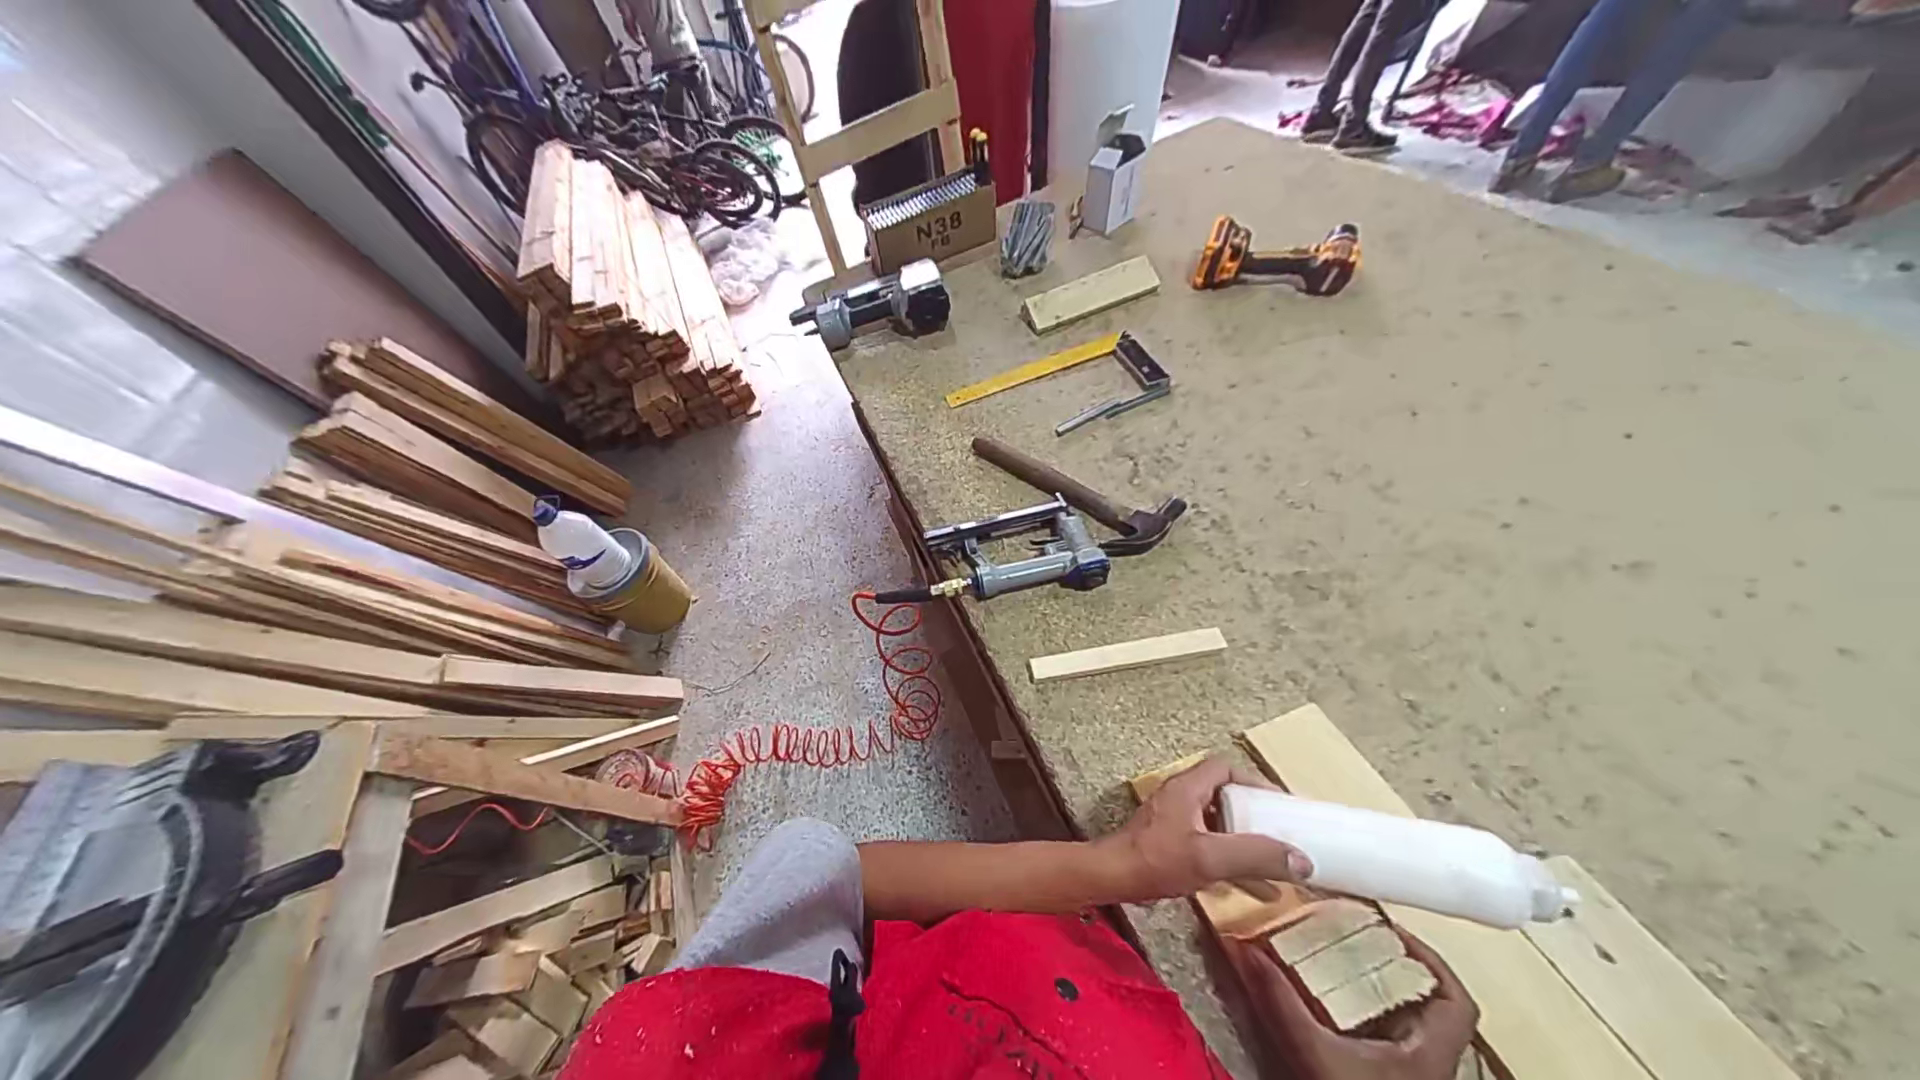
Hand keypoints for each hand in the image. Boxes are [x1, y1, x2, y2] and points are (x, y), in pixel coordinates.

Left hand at [1102, 756, 1313, 902]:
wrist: (1114, 878)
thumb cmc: (1155, 860)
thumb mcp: (1210, 858)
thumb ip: (1255, 857)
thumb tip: (1300, 860)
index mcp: (1187, 788)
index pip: (1224, 768)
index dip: (1254, 781)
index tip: (1278, 803)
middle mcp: (1180, 797)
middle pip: (1224, 794)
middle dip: (1254, 813)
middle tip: (1279, 832)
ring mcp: (1173, 819)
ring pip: (1218, 822)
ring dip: (1245, 839)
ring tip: (1273, 861)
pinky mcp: (1170, 841)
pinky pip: (1208, 842)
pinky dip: (1230, 857)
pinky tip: (1251, 884)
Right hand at [1225, 930, 1479, 1079]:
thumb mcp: (1314, 1056)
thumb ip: (1281, 1002)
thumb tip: (1244, 948)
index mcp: (1430, 1054)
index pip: (1457, 1001)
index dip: (1432, 960)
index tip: (1390, 930)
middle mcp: (1432, 1067)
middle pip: (1433, 1010)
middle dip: (1397, 971)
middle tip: (1355, 940)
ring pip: (1413, 1030)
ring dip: (1384, 997)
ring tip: (1341, 967)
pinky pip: (1393, 1047)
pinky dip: (1370, 1023)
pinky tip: (1335, 1014)